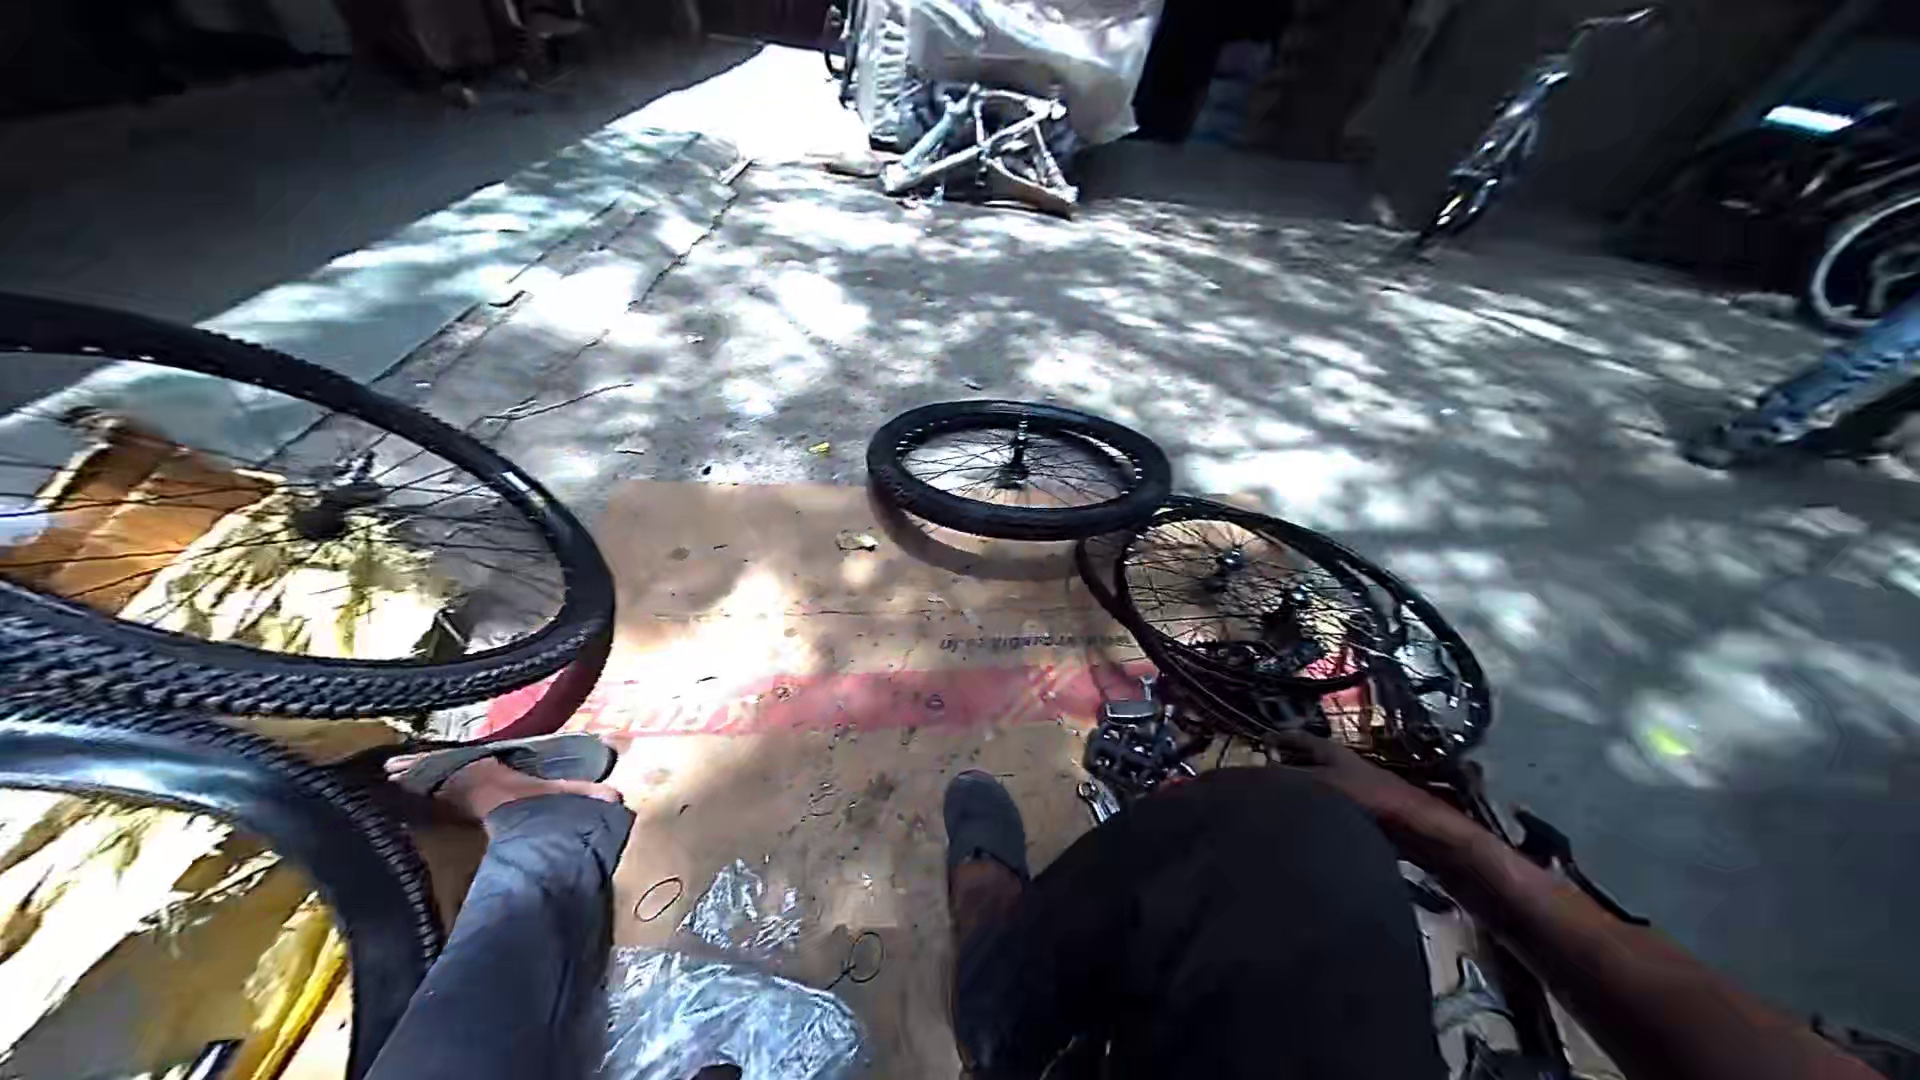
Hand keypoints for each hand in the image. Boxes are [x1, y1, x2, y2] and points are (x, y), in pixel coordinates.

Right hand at [1266, 731, 1461, 836]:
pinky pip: (1325, 805)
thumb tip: (1259, 772)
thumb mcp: (1322, 783)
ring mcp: (1350, 786)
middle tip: (1260, 775)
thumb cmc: (1370, 795)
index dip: (1276, 738)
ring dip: (1297, 790)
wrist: (1416, 828)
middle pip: (1303, 760)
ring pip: (1314, 784)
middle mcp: (1339, 763)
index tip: (1258, 744)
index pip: (1296, 737)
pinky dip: (1311, 808)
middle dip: (1282, 765)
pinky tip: (1300, 821)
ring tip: (1275, 799)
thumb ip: (1289, 777)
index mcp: (1329, 749)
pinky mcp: (1359, 810)